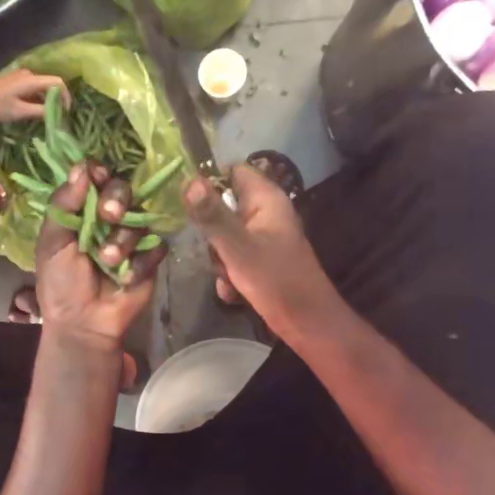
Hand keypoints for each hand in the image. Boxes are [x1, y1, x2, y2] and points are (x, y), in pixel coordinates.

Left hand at [0, 70, 66, 123]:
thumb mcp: (19, 111)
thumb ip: (39, 111)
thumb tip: (56, 114)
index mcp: (32, 80)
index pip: (58, 83)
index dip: (66, 96)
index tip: (66, 111)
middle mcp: (30, 75)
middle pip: (51, 85)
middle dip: (57, 101)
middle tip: (58, 118)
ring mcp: (22, 77)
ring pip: (42, 88)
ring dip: (46, 102)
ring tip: (46, 118)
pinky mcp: (16, 82)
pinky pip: (33, 90)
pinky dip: (37, 100)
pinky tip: (33, 112)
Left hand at [36, 164, 165, 346]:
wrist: (82, 323)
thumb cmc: (61, 283)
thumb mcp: (52, 243)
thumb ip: (64, 205)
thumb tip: (82, 167)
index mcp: (82, 210)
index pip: (95, 178)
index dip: (98, 173)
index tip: (97, 176)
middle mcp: (109, 219)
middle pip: (123, 189)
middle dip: (117, 198)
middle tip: (109, 215)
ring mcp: (131, 237)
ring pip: (139, 219)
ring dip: (123, 240)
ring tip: (107, 261)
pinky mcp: (151, 258)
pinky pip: (156, 247)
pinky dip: (140, 262)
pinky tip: (126, 278)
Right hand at [185, 166, 333, 331]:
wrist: (307, 323)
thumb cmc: (276, 280)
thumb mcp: (237, 246)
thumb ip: (212, 215)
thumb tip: (189, 182)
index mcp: (266, 200)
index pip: (232, 170)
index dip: (208, 181)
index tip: (187, 202)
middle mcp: (264, 213)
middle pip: (222, 207)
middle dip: (210, 231)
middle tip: (213, 250)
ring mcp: (262, 238)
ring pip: (223, 236)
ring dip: (218, 258)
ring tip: (227, 274)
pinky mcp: (260, 260)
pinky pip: (232, 258)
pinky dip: (229, 274)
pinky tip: (233, 291)